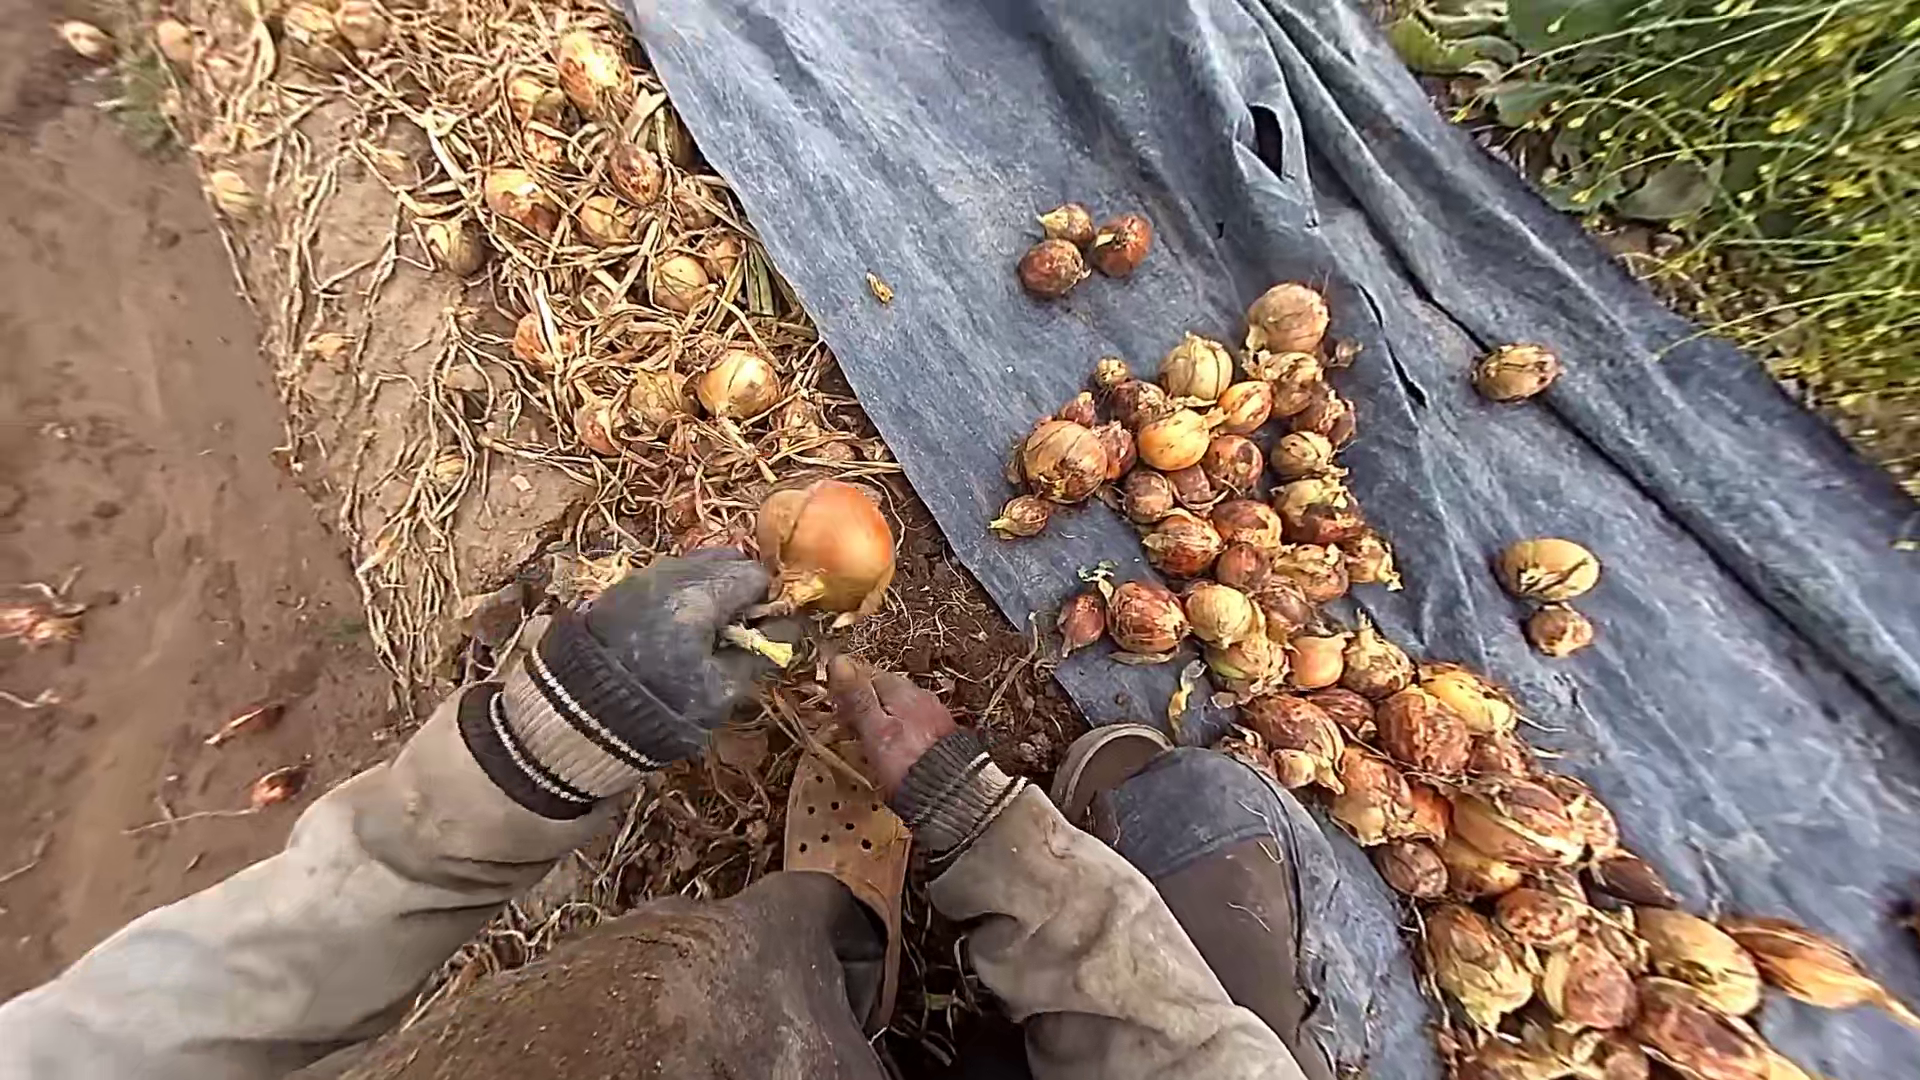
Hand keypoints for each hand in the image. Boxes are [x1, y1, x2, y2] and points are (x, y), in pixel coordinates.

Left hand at [582, 549, 791, 732]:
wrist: (574, 722)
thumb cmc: (662, 708)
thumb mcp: (725, 688)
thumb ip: (766, 648)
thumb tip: (791, 622)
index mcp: (698, 596)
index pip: (755, 573)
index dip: (767, 600)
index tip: (762, 629)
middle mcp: (671, 574)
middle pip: (729, 559)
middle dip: (742, 588)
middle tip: (737, 629)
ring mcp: (643, 576)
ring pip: (700, 563)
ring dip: (715, 588)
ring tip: (707, 629)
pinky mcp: (623, 586)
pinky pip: (672, 575)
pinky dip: (687, 592)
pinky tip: (679, 627)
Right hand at [828, 656, 957, 796]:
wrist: (953, 794)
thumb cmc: (908, 764)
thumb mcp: (875, 730)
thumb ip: (858, 698)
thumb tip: (839, 662)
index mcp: (903, 691)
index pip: (869, 674)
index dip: (848, 685)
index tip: (833, 698)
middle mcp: (922, 697)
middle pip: (887, 689)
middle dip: (867, 699)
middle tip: (846, 716)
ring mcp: (934, 715)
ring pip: (901, 706)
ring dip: (884, 714)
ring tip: (868, 733)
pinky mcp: (942, 736)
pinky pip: (914, 724)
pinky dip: (900, 730)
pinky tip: (895, 745)